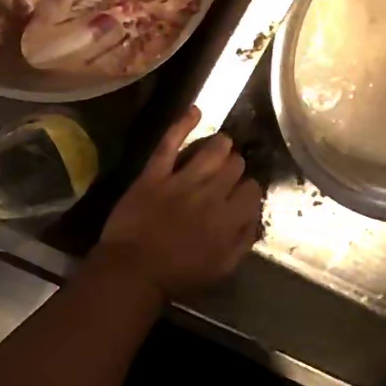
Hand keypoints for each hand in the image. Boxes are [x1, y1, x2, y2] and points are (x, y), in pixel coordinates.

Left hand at [95, 106, 261, 298]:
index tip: (241, 196)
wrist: (132, 271)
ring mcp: (182, 180)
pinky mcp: (155, 174)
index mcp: (229, 218)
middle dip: (235, 168)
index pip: (252, 190)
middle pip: (235, 166)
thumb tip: (254, 217)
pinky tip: (195, 110)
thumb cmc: (179, 275)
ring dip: (221, 146)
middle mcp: (211, 193)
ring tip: (221, 147)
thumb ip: (243, 241)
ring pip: (213, 150)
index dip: (249, 190)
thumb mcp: (222, 268)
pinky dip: (183, 124)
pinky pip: (171, 143)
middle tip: (227, 175)